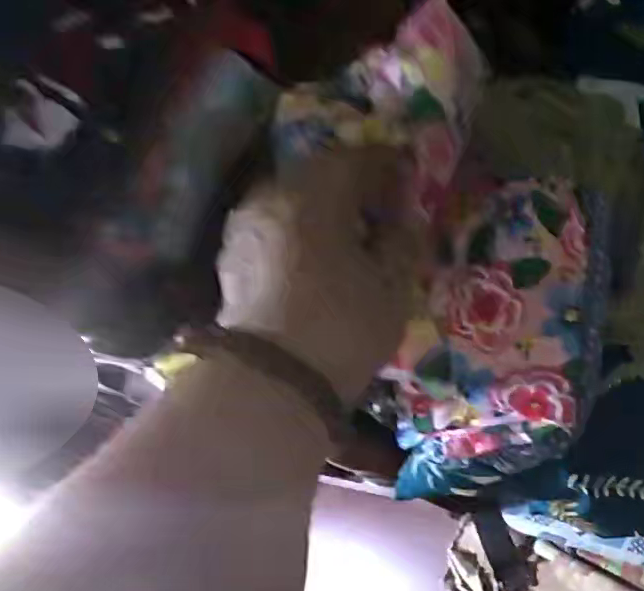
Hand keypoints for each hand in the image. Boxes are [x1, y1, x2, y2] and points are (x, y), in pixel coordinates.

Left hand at [216, 146, 426, 398]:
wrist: (277, 378)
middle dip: (354, 186)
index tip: (409, 172)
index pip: (355, 160)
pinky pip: (278, 229)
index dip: (386, 164)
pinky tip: (322, 260)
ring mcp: (246, 227)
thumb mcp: (391, 289)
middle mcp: (272, 197)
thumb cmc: (345, 328)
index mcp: (314, 196)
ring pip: (294, 203)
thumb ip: (400, 245)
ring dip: (326, 211)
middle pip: (318, 176)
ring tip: (354, 237)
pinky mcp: (235, 259)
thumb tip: (404, 222)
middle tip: (384, 207)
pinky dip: (304, 234)